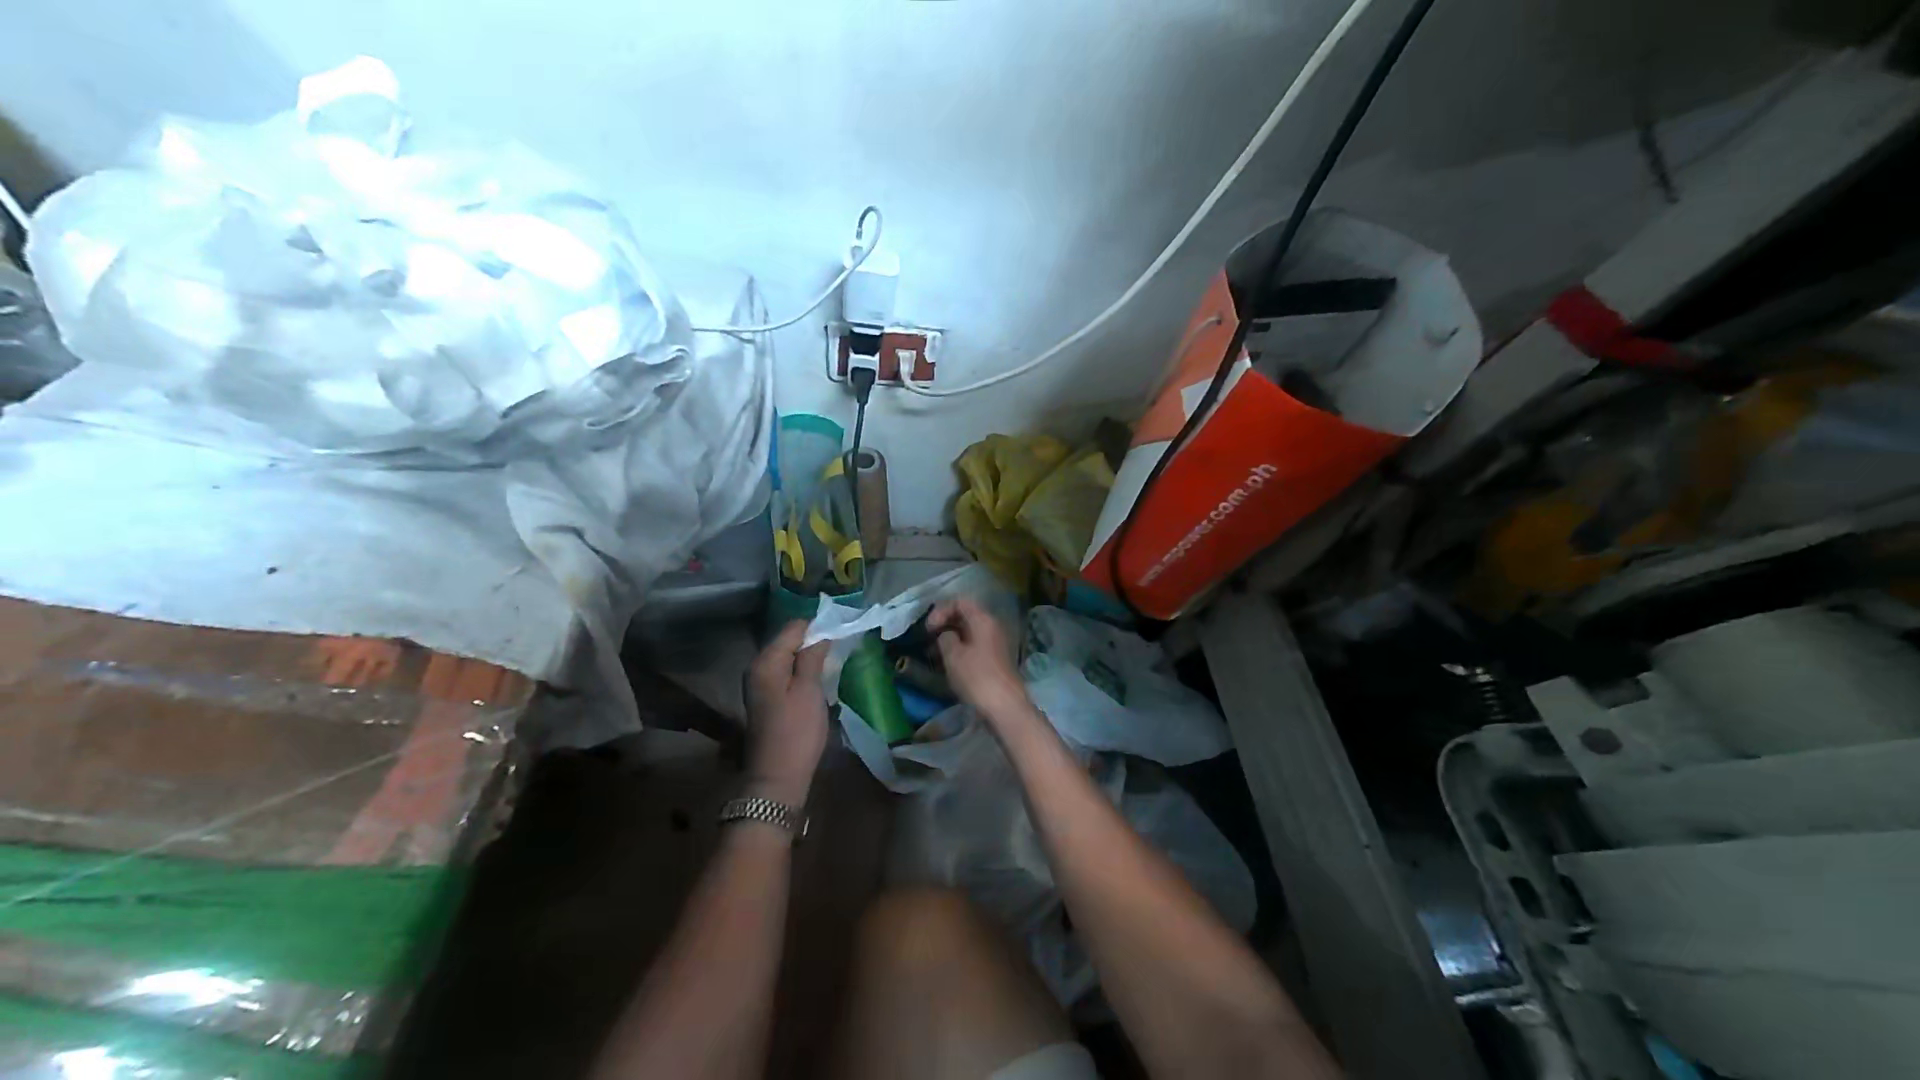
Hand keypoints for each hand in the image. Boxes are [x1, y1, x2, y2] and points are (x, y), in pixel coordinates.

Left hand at [743, 621, 829, 806]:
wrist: (777, 778)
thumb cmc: (796, 732)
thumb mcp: (809, 691)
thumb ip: (812, 657)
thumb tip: (821, 633)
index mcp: (765, 661)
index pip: (793, 628)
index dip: (818, 626)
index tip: (842, 631)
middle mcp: (757, 667)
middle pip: (788, 641)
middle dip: (814, 640)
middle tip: (842, 645)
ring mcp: (759, 684)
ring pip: (788, 657)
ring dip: (809, 656)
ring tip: (834, 660)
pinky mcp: (766, 698)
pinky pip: (785, 673)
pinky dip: (801, 671)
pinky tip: (818, 678)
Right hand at [927, 595, 1028, 718]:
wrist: (1005, 707)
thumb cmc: (976, 677)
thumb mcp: (953, 655)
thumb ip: (945, 637)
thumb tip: (946, 635)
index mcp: (983, 620)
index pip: (960, 601)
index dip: (941, 610)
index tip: (928, 628)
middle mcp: (992, 626)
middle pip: (966, 615)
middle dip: (945, 624)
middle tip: (928, 639)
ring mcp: (996, 644)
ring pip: (969, 632)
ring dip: (951, 639)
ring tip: (933, 653)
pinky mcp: (995, 660)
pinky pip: (974, 646)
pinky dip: (960, 650)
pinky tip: (948, 664)